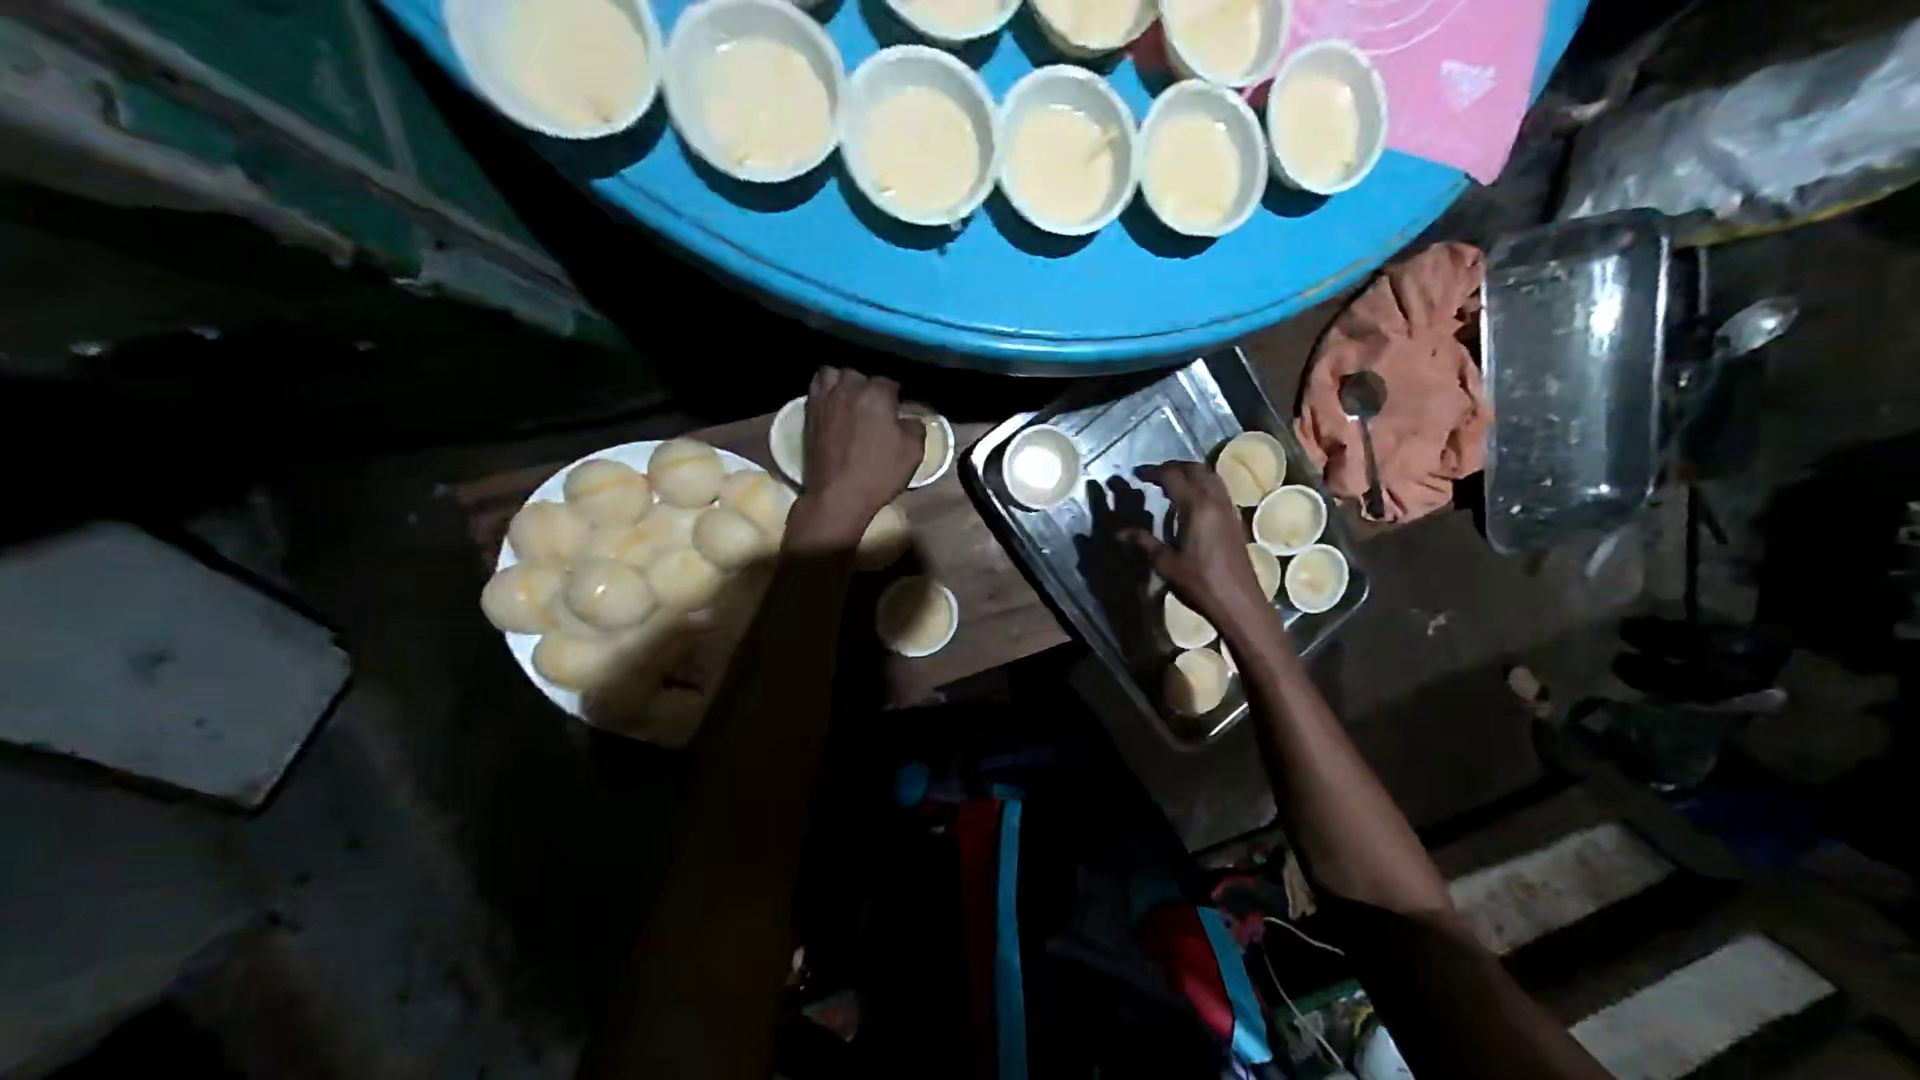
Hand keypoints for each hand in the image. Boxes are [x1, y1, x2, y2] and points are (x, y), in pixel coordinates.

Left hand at [785, 367, 921, 550]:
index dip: (895, 397)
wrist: (838, 495)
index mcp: (876, 394)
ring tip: (851, 399)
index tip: (897, 410)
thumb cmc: (879, 473)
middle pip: (861, 376)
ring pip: (835, 374)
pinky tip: (834, 403)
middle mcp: (849, 388)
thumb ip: (915, 426)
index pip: (889, 383)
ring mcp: (826, 399)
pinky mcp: (809, 412)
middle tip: (875, 408)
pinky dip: (826, 389)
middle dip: (869, 388)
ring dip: (845, 382)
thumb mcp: (913, 452)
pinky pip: (817, 386)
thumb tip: (908, 418)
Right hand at [1122, 461, 1276, 638]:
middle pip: (1195, 469)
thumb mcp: (1165, 563)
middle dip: (1173, 467)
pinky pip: (1219, 489)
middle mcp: (1214, 500)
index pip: (1172, 476)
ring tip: (1171, 483)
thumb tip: (1118, 531)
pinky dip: (1203, 484)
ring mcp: (1228, 508)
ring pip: (1211, 476)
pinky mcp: (1234, 519)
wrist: (1238, 601)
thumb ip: (1143, 541)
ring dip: (1191, 473)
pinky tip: (1191, 500)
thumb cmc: (1199, 582)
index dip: (1153, 472)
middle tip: (1153, 475)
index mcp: (1196, 506)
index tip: (1137, 474)